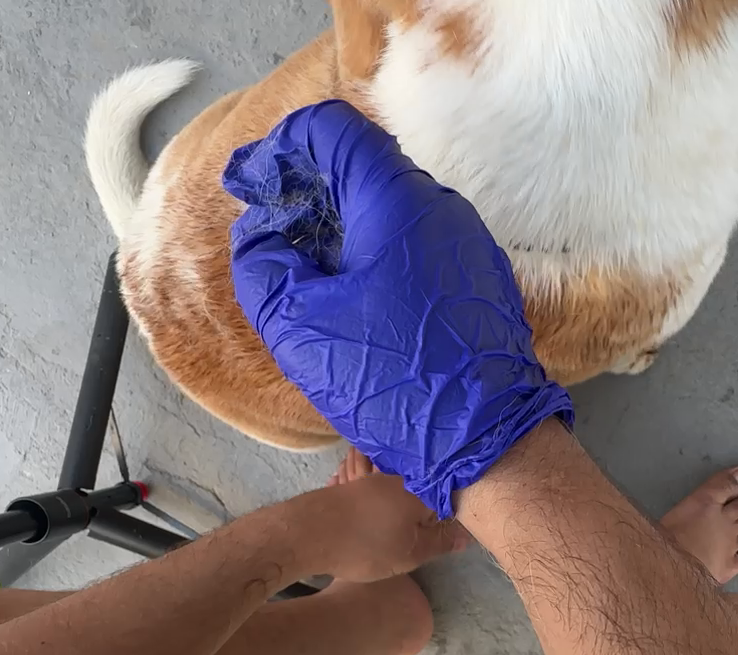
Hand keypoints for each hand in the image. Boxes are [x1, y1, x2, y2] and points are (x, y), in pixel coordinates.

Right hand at [224, 100, 572, 517]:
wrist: (484, 441)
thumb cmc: (393, 382)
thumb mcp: (299, 325)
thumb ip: (264, 263)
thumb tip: (263, 234)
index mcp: (397, 201)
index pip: (332, 130)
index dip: (281, 149)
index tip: (253, 187)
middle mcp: (443, 209)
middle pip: (364, 169)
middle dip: (310, 192)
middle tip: (275, 235)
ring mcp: (470, 246)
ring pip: (394, 212)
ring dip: (345, 230)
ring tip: (312, 276)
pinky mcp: (481, 283)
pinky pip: (421, 249)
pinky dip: (381, 257)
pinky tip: (360, 303)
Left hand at [277, 470, 468, 582]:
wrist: (307, 533)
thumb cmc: (366, 546)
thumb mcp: (411, 553)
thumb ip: (440, 542)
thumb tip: (467, 535)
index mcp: (419, 490)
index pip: (446, 494)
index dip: (451, 509)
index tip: (451, 524)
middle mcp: (396, 476)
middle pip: (420, 483)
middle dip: (426, 496)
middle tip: (430, 519)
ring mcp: (369, 477)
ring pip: (393, 479)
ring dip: (399, 490)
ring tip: (404, 506)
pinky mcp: (348, 485)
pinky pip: (370, 481)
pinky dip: (375, 489)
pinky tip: (373, 501)